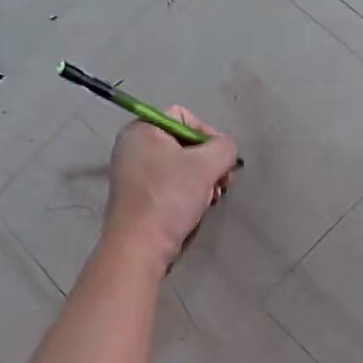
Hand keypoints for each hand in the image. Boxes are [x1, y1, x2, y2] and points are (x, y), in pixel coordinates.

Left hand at [103, 106, 238, 266]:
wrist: (141, 246)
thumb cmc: (169, 198)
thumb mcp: (205, 166)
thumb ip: (224, 148)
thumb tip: (227, 149)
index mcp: (142, 130)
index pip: (183, 116)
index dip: (208, 133)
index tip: (222, 158)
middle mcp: (134, 148)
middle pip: (184, 144)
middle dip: (209, 162)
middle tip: (223, 182)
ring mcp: (135, 174)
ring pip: (181, 167)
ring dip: (203, 180)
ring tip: (213, 198)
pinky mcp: (140, 198)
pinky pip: (171, 186)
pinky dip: (189, 193)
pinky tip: (199, 207)